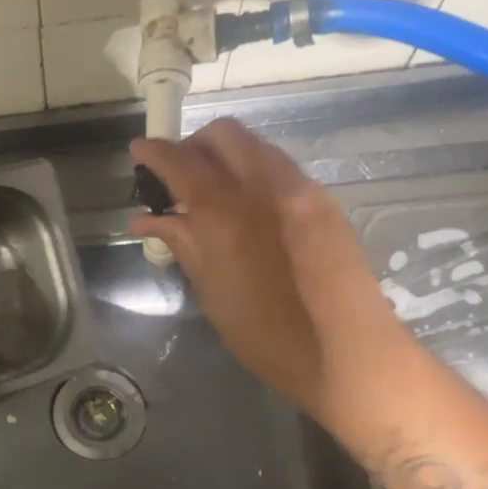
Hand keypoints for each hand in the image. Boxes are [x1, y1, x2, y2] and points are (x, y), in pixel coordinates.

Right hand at [129, 119, 409, 423]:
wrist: (350, 354)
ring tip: (206, 193)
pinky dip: (250, 171)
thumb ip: (182, 244)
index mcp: (228, 213)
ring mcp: (300, 189)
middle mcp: (265, 186)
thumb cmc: (269, 336)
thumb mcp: (214, 292)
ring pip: (253, 146)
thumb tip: (148, 219)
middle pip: (223, 135)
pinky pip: (277, 167)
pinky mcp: (323, 201)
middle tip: (174, 176)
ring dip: (223, 155)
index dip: (154, 152)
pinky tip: (242, 207)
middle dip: (192, 145)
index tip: (137, 151)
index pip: (181, 162)